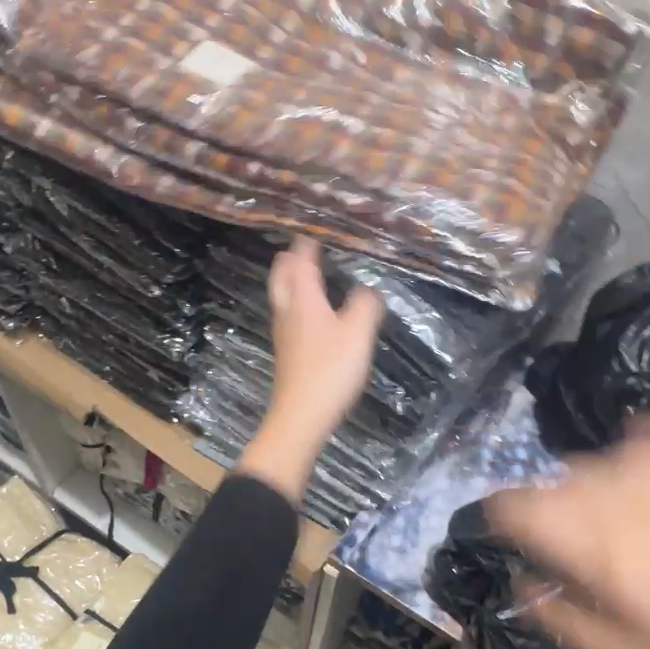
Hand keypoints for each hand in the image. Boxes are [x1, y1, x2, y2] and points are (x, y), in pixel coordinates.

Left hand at [238, 238, 384, 502]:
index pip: (301, 264)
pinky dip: (294, 305)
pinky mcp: (287, 356)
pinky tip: (305, 316)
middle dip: (287, 262)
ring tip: (297, 274)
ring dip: (287, 283)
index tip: (310, 232)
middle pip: (281, 279)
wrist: (300, 417)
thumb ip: (365, 306)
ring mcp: (284, 336)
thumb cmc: (330, 371)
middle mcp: (288, 314)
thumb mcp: (358, 334)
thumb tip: (368, 289)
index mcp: (304, 302)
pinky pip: (287, 318)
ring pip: (281, 299)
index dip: (305, 247)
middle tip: (294, 250)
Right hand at [491, 414, 649, 648]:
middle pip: (559, 479)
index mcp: (609, 554)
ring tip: (616, 517)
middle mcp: (638, 499)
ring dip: (593, 482)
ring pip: (605, 457)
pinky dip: (641, 448)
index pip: (520, 508)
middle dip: (549, 505)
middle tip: (568, 543)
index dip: (501, 515)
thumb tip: (525, 585)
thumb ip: (569, 623)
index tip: (506, 531)